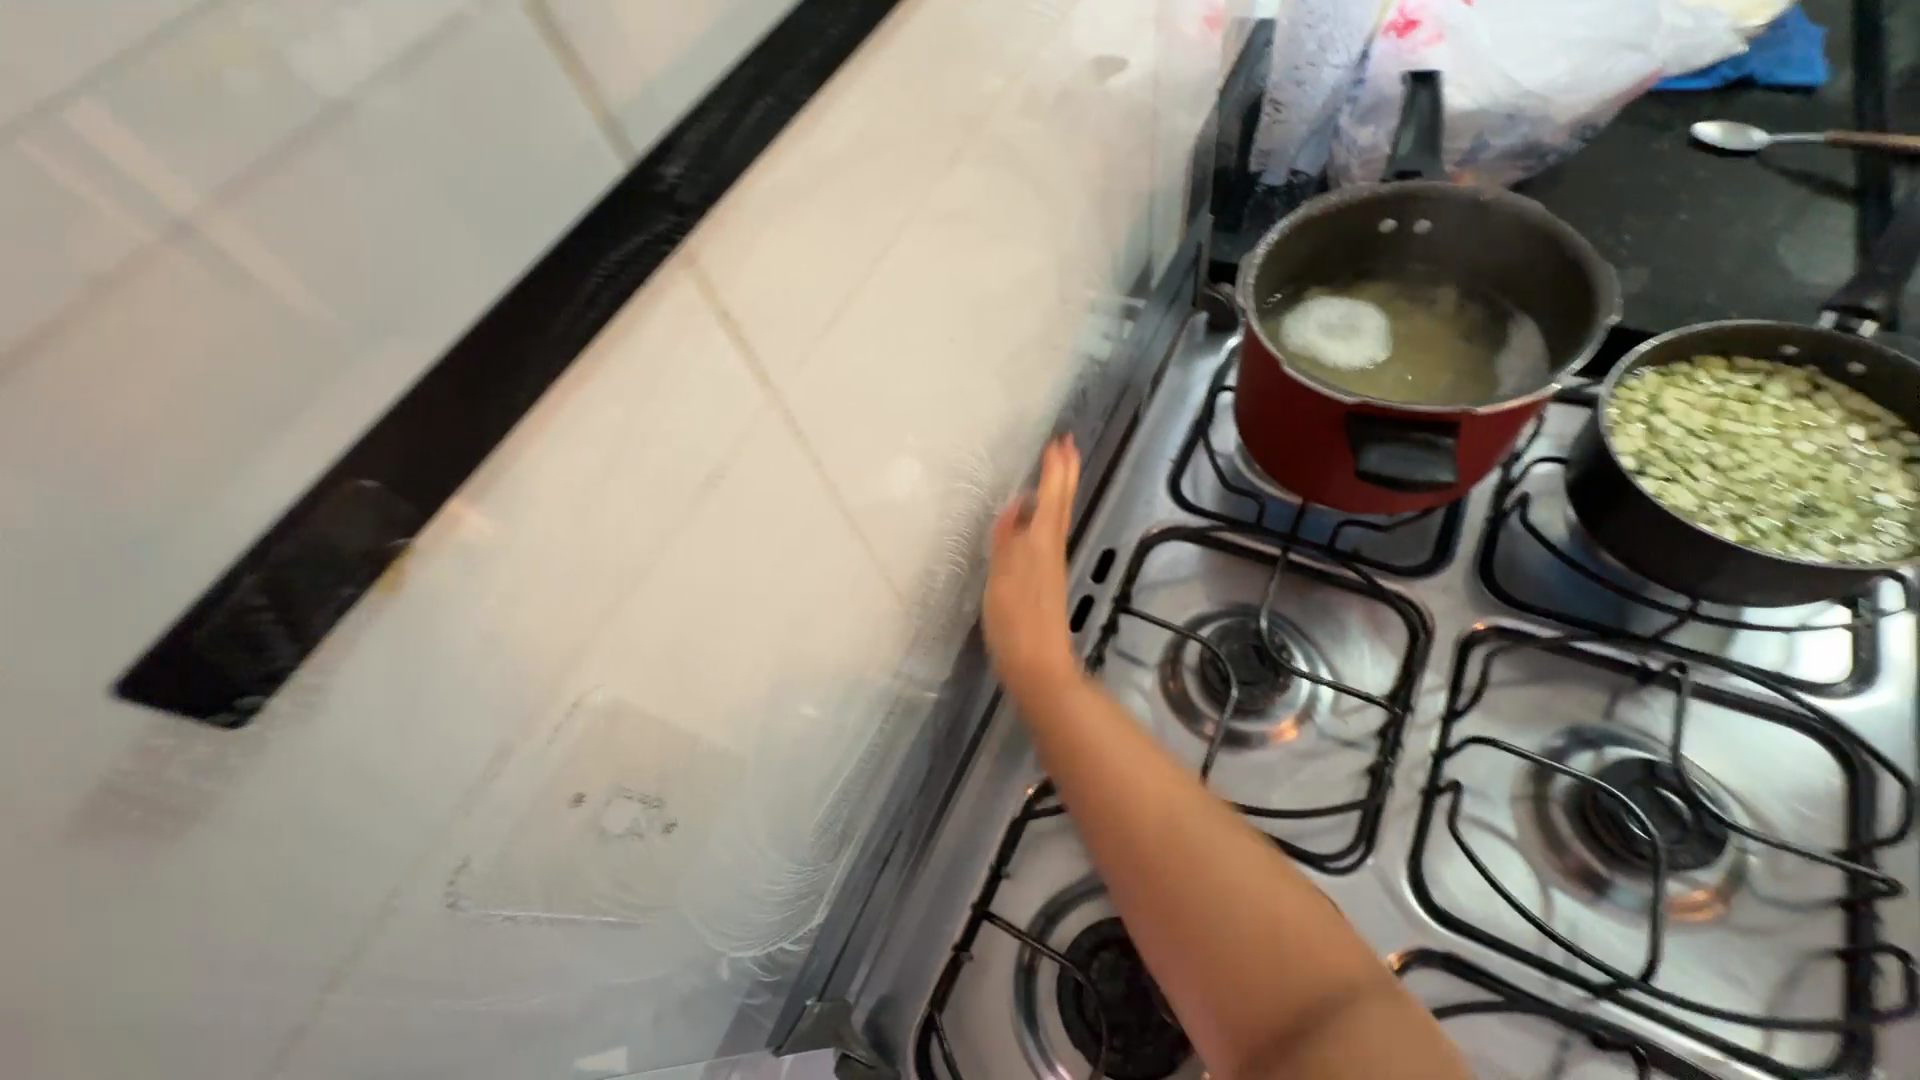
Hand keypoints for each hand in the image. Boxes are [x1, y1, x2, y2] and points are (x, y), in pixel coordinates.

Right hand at [983, 435, 1081, 698]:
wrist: (1038, 668)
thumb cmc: (1016, 625)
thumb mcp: (1003, 580)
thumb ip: (1007, 541)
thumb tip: (1015, 503)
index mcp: (1041, 545)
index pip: (1051, 498)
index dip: (1055, 471)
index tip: (1060, 440)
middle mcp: (1050, 550)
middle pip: (1060, 505)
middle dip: (1064, 474)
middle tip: (1066, 444)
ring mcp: (1050, 567)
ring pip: (1057, 517)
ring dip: (1058, 490)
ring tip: (1057, 469)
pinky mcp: (1045, 583)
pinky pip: (1048, 534)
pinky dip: (1048, 514)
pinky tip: (1037, 518)